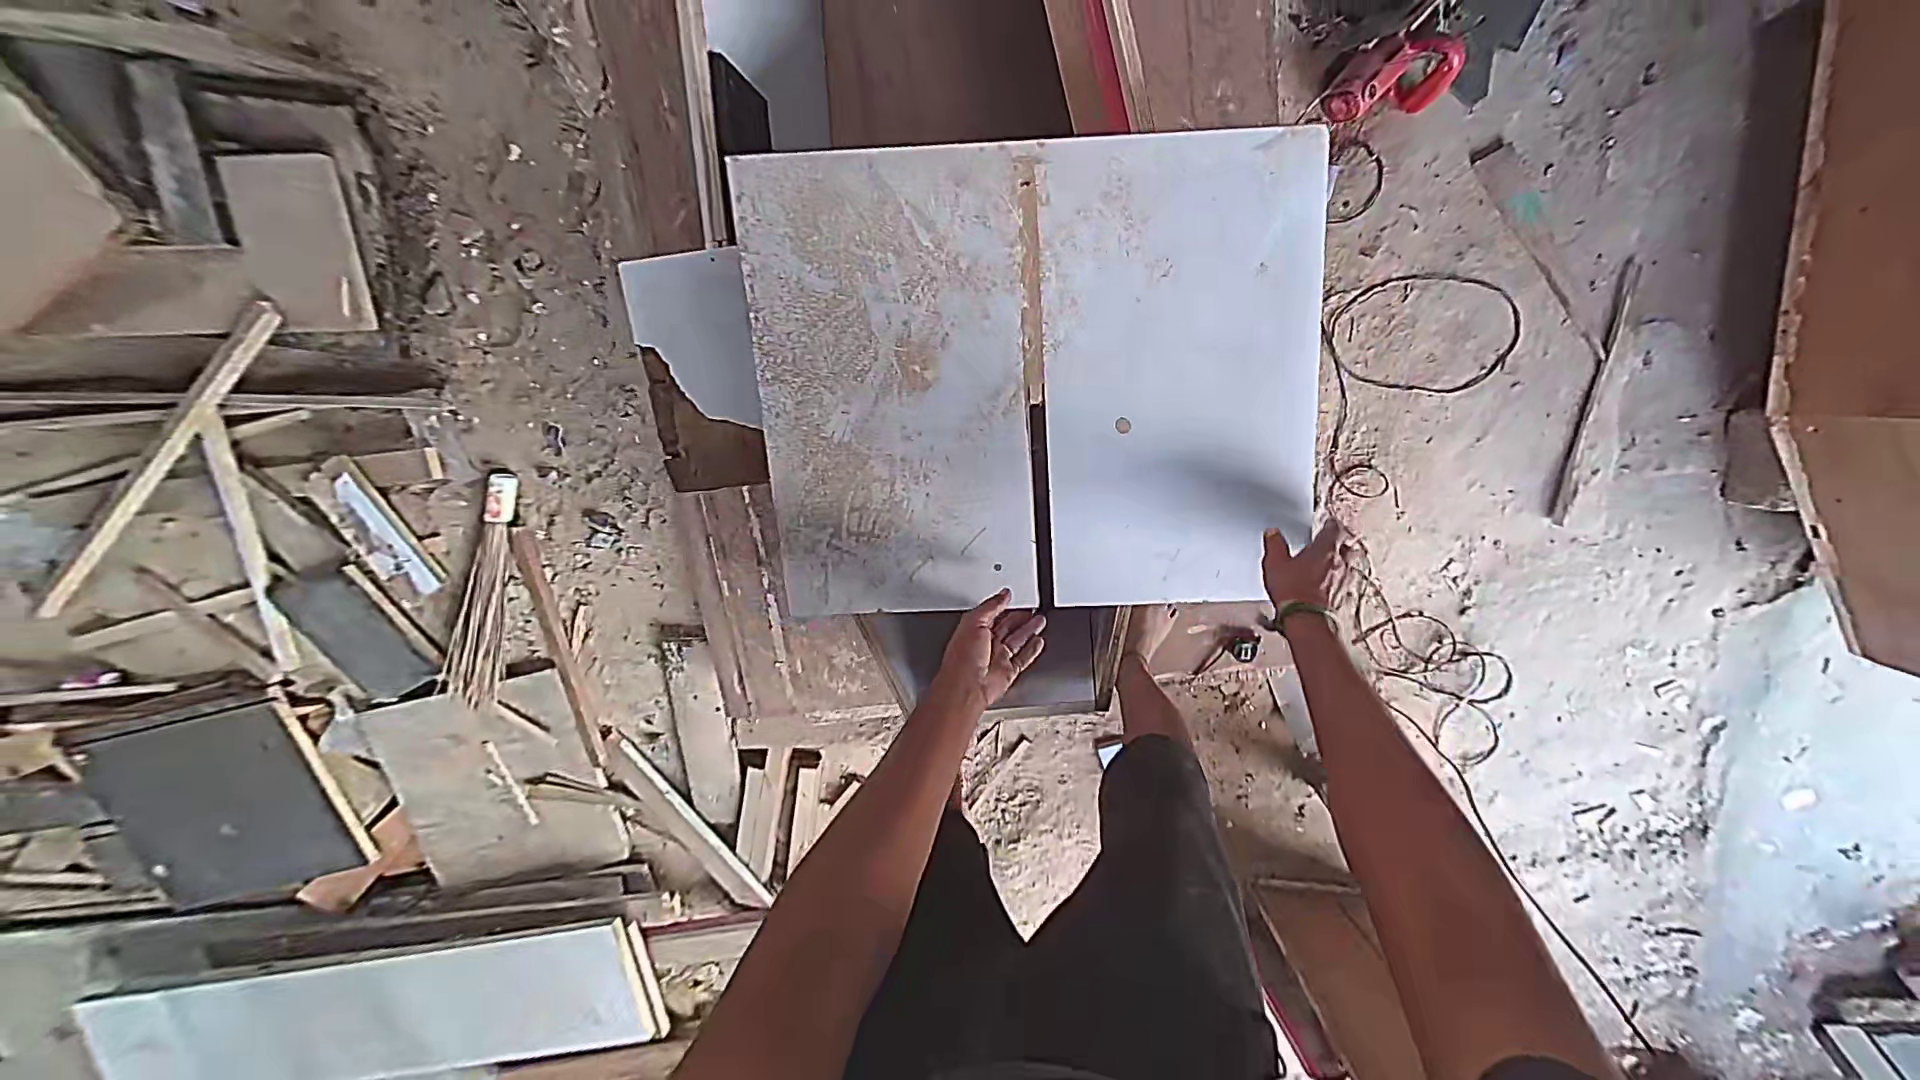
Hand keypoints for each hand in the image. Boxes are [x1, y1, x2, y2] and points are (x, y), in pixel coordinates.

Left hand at [929, 590, 1045, 710]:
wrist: (966, 688)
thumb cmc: (962, 659)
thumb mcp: (974, 622)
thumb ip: (991, 606)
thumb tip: (1003, 594)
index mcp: (974, 630)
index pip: (992, 613)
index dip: (1003, 605)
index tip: (1012, 597)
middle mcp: (986, 644)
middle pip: (1007, 626)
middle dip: (1020, 617)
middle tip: (1032, 608)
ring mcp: (998, 658)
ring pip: (1018, 640)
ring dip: (1029, 630)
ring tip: (1040, 620)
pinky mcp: (1008, 671)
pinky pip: (1023, 658)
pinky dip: (1032, 649)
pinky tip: (1038, 641)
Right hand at [1262, 520, 1348, 608]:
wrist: (1306, 618)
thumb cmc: (1294, 591)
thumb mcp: (1275, 562)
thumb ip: (1275, 544)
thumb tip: (1273, 533)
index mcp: (1324, 549)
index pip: (1334, 529)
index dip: (1331, 524)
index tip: (1329, 522)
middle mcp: (1339, 562)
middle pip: (1346, 545)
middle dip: (1341, 541)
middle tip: (1335, 539)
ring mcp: (1343, 579)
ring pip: (1348, 563)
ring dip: (1341, 559)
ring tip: (1333, 560)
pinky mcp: (1343, 595)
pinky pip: (1344, 580)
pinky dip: (1338, 577)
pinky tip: (1330, 581)